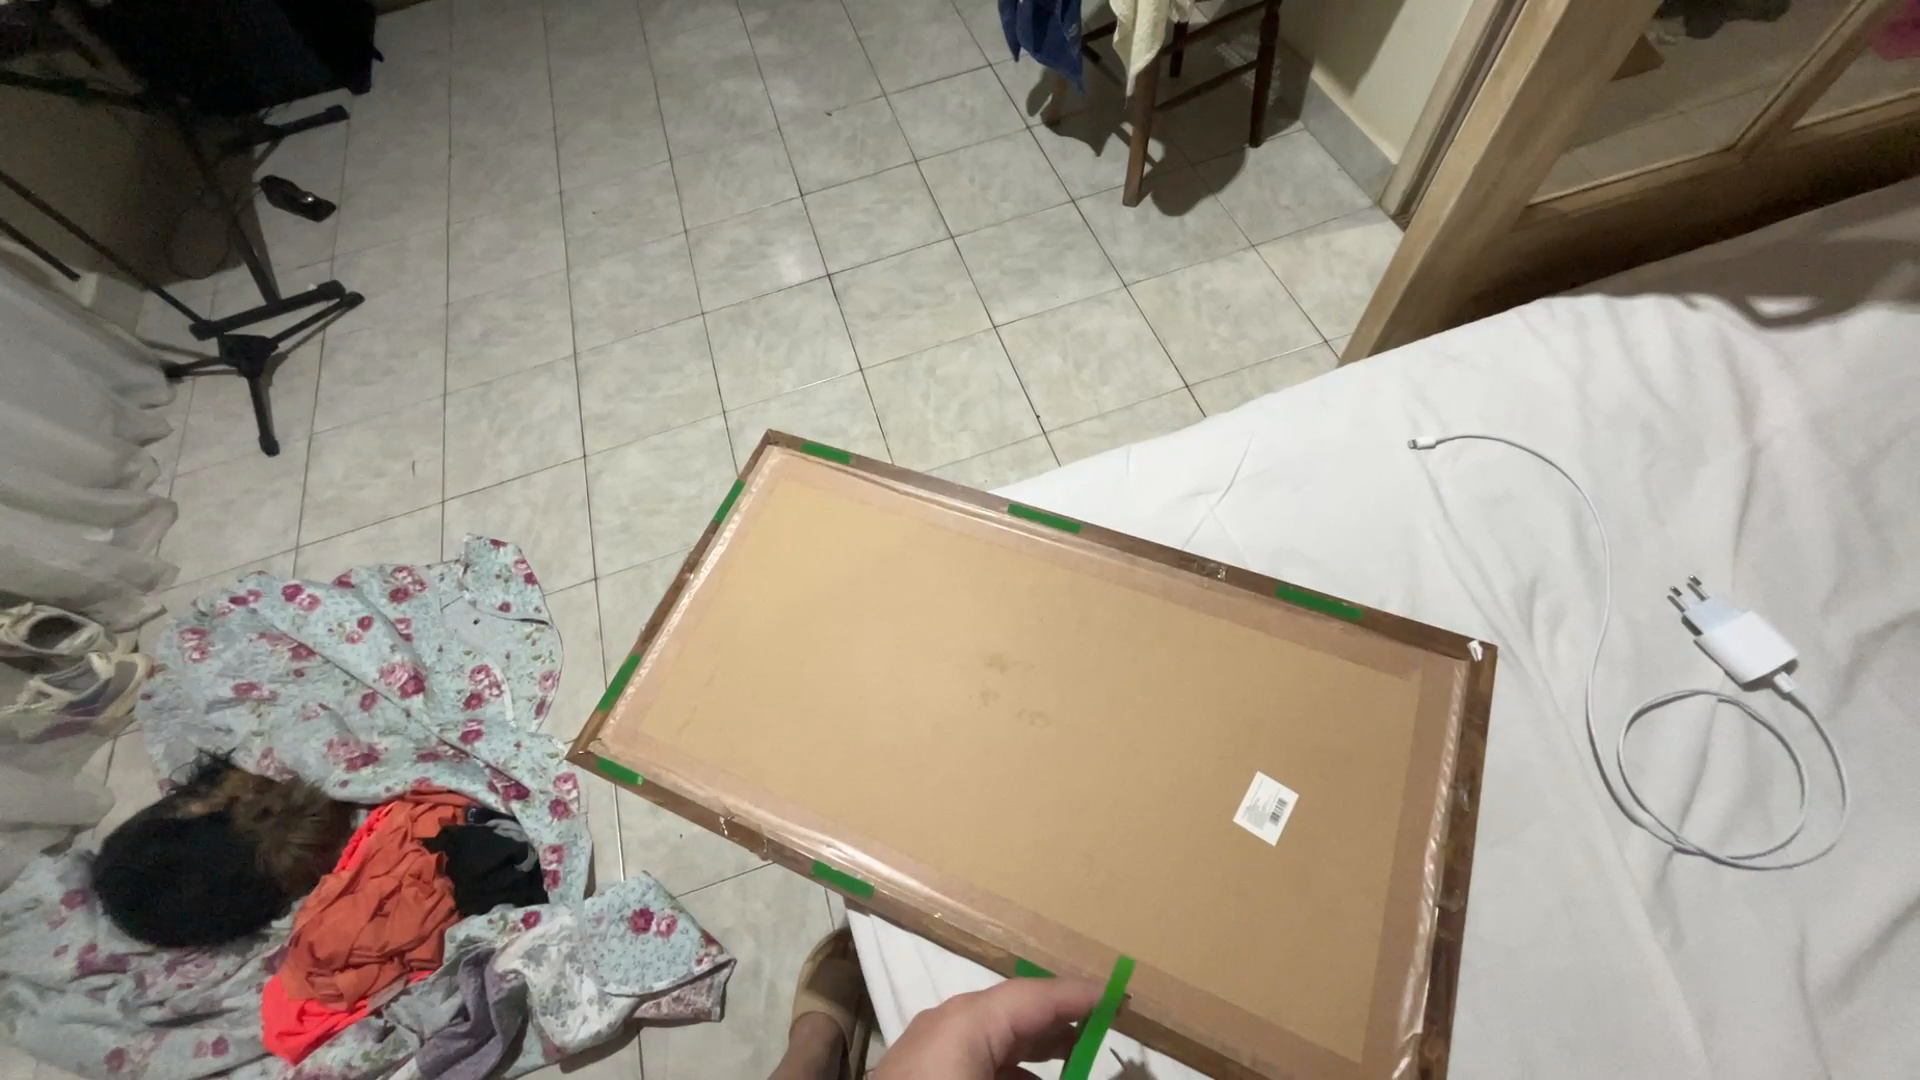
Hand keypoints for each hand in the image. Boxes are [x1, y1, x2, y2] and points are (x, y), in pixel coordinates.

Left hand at [873, 976, 1105, 1079]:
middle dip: (1060, 1022)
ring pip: (994, 1038)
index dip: (1079, 995)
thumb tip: (1102, 1072)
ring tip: (1076, 1062)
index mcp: (966, 1021)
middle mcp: (945, 1024)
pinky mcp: (918, 1076)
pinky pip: (974, 1061)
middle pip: (1014, 1012)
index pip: (1035, 994)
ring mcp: (927, 1051)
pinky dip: (1008, 1070)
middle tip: (1106, 1028)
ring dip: (1036, 1051)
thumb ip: (1057, 1079)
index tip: (1119, 997)